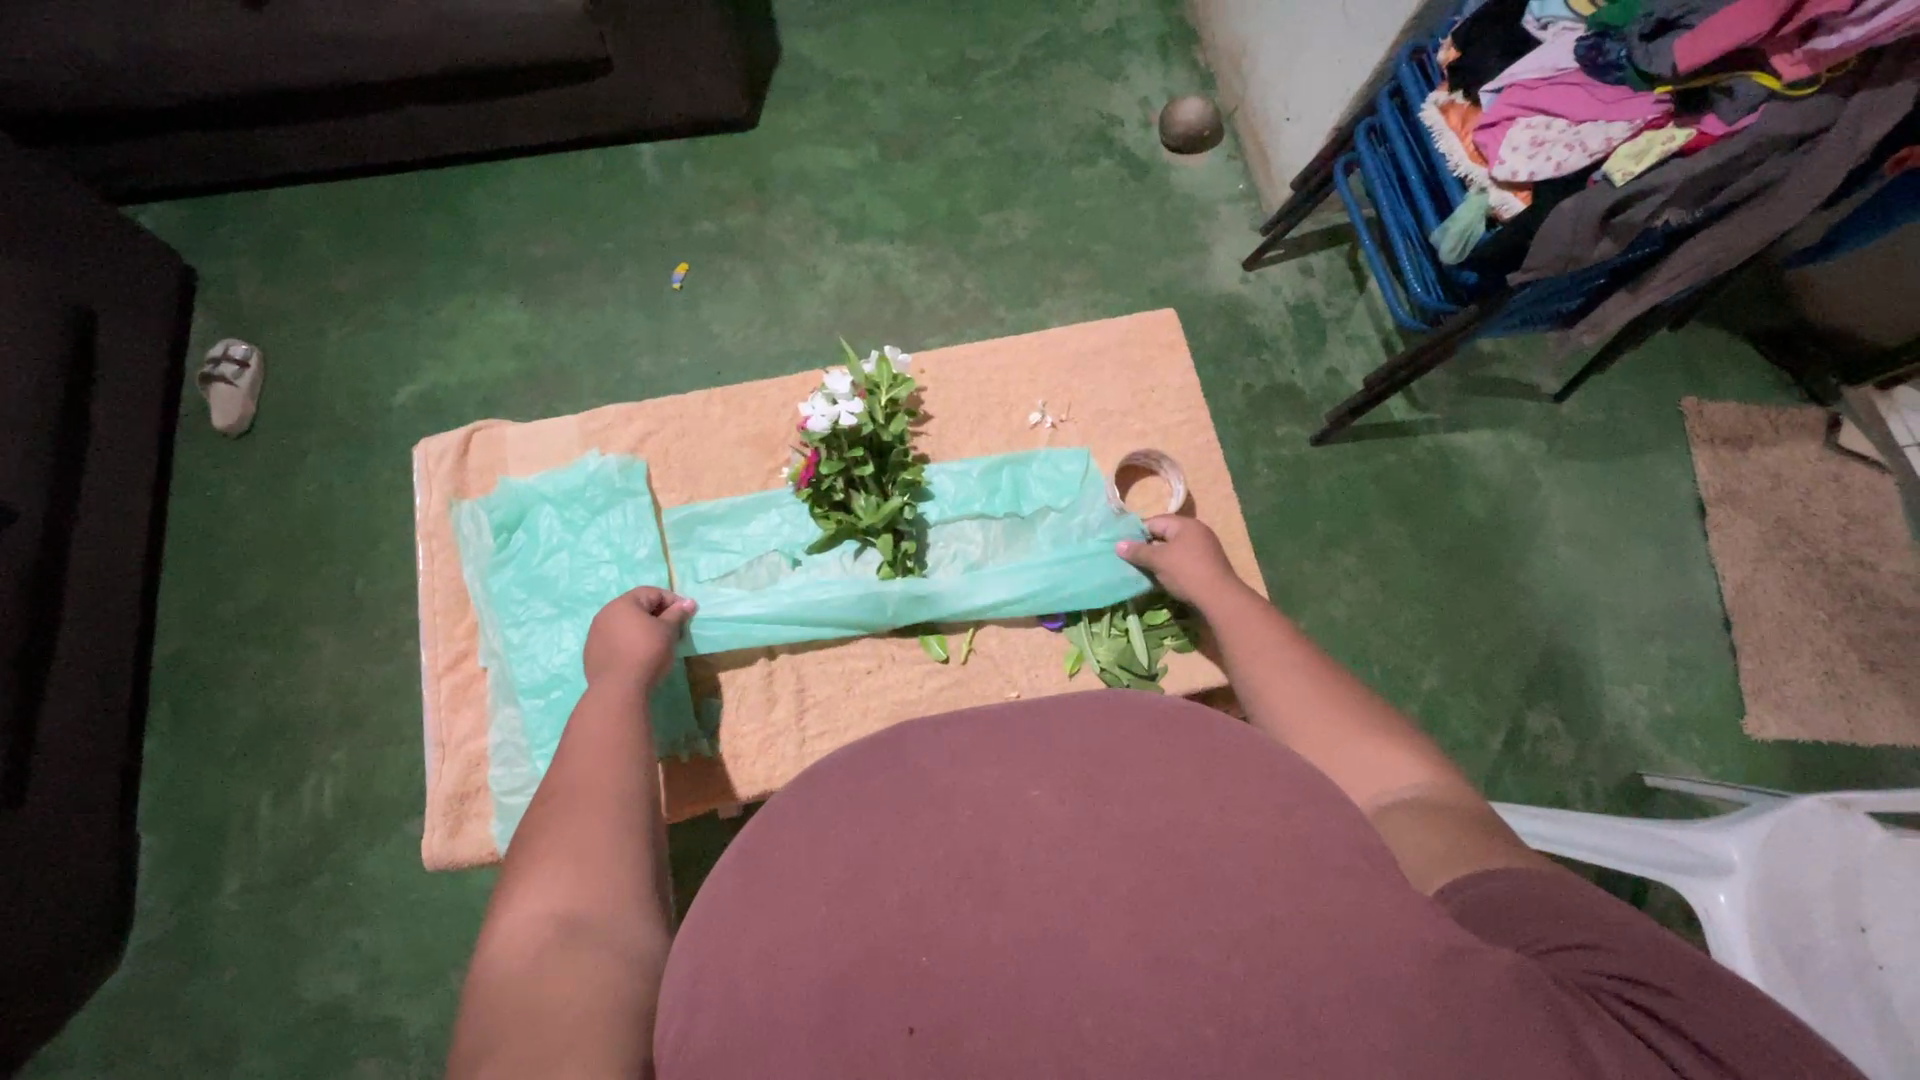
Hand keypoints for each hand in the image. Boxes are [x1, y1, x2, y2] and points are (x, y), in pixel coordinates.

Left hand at [582, 587, 696, 694]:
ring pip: (625, 624)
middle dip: (657, 615)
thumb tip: (689, 602)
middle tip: (673, 629)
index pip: (652, 592)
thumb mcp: (668, 631)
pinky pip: (615, 639)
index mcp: (624, 603)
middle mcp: (605, 613)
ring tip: (657, 643)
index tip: (686, 614)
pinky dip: (629, 642)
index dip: (672, 600)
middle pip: (637, 607)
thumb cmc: (647, 652)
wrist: (618, 688)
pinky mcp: (592, 651)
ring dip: (642, 628)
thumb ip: (677, 614)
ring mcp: (596, 633)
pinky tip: (638, 655)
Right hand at [1115, 516, 1246, 606]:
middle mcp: (1197, 532)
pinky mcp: (1207, 565)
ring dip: (1159, 558)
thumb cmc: (1186, 572)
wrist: (1219, 598)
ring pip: (1174, 549)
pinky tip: (1161, 577)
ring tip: (1143, 569)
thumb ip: (1138, 551)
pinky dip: (1171, 566)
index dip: (1137, 532)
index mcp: (1186, 524)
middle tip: (1130, 558)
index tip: (1123, 545)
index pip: (1155, 521)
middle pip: (1165, 534)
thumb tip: (1118, 545)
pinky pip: (1183, 560)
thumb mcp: (1158, 560)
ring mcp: (1204, 549)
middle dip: (1147, 546)